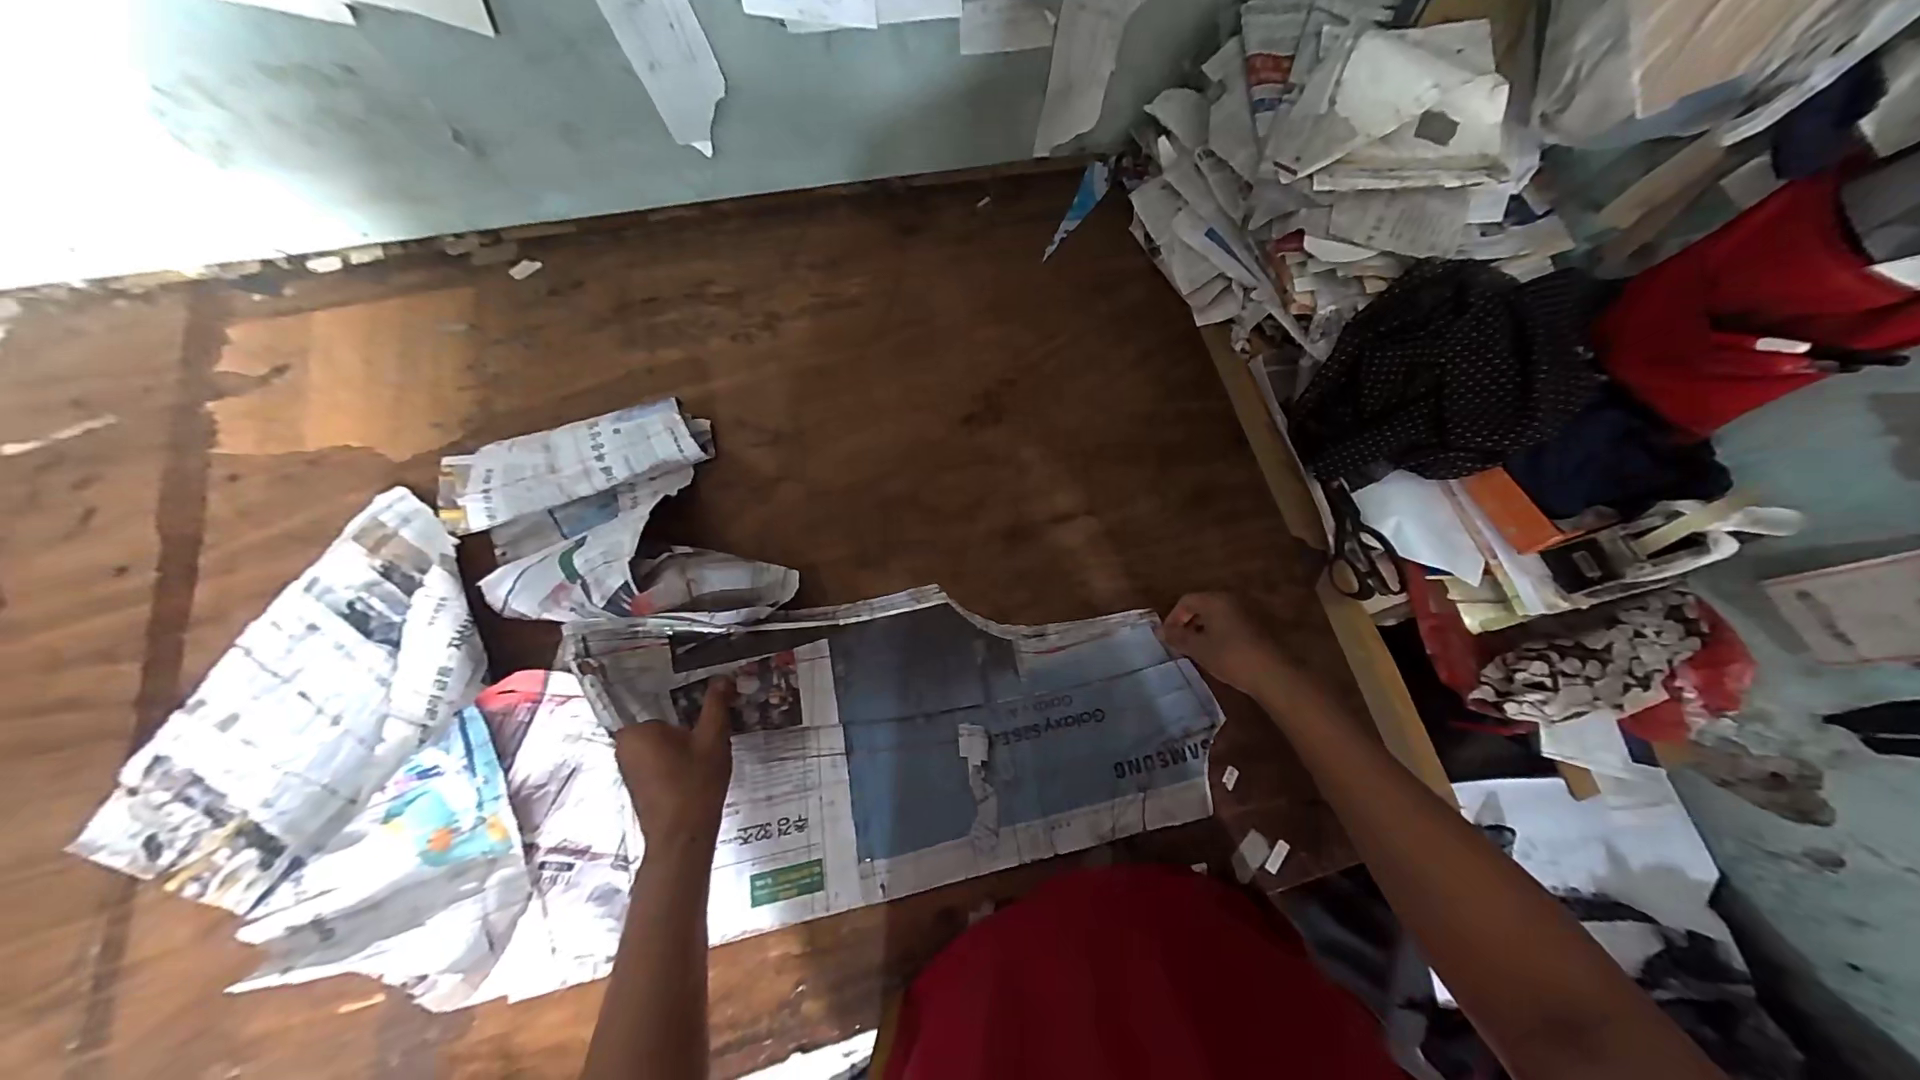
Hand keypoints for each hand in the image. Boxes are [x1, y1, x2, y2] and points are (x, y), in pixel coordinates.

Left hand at [614, 678, 734, 851]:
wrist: (683, 837)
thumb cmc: (695, 783)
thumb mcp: (713, 738)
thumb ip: (716, 704)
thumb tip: (722, 677)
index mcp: (636, 730)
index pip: (660, 698)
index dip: (685, 694)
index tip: (705, 691)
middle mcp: (624, 745)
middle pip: (661, 719)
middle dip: (686, 716)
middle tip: (714, 715)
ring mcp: (629, 766)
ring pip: (661, 739)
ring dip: (683, 736)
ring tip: (711, 735)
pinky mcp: (639, 782)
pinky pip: (659, 756)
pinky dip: (677, 754)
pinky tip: (699, 759)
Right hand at [1159, 592, 1290, 697]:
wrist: (1273, 673)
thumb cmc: (1230, 656)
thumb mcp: (1198, 648)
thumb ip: (1177, 637)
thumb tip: (1160, 631)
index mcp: (1215, 600)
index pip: (1186, 601)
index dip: (1173, 618)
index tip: (1168, 638)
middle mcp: (1232, 600)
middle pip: (1202, 605)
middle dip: (1187, 623)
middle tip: (1180, 643)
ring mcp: (1248, 611)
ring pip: (1217, 615)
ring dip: (1203, 629)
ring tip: (1197, 649)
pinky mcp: (1259, 625)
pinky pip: (1231, 623)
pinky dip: (1219, 633)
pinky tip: (1218, 652)